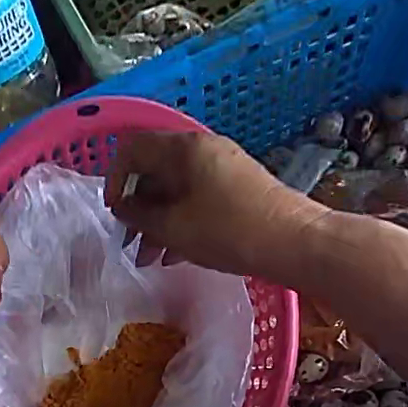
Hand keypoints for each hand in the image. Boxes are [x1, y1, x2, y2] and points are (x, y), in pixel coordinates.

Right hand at [104, 130, 318, 277]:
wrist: (292, 242)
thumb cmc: (227, 230)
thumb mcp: (173, 227)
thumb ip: (139, 215)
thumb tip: (122, 208)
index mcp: (183, 149)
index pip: (133, 148)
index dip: (114, 178)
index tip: (114, 212)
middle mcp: (201, 149)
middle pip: (153, 171)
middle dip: (137, 208)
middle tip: (130, 243)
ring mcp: (221, 167)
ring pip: (174, 189)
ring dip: (157, 221)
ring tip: (150, 257)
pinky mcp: (235, 188)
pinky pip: (195, 198)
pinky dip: (179, 222)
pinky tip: (175, 255)